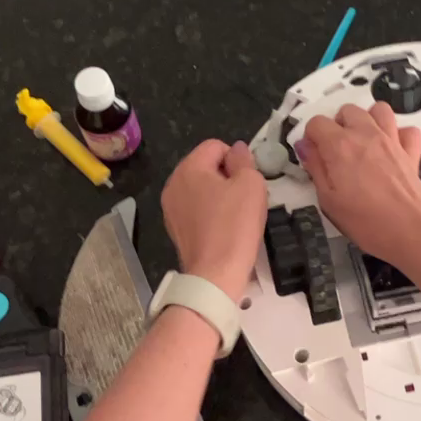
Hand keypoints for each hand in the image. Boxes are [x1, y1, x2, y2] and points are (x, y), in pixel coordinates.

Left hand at [162, 140, 268, 300]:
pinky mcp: (174, 228)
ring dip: (218, 194)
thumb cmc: (235, 226)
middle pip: (205, 166)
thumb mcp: (251, 184)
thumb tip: (237, 149)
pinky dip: (208, 212)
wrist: (215, 274)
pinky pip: (194, 208)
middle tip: (243, 198)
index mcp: (188, 168)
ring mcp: (170, 207)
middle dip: (226, 176)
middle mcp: (173, 183)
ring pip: (200, 188)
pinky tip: (221, 228)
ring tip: (234, 215)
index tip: (247, 181)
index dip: (236, 159)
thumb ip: (244, 160)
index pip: (215, 146)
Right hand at [299, 103, 420, 270]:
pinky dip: (398, 134)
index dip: (311, 138)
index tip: (313, 154)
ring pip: (378, 110)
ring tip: (361, 142)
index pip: (317, 123)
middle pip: (347, 111)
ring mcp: (391, 140)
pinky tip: (390, 149)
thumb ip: (316, 169)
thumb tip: (305, 148)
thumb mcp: (329, 201)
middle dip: (337, 124)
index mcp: (340, 146)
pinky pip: (407, 130)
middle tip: (334, 150)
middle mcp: (366, 135)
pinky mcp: (411, 152)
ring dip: (367, 120)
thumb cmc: (368, 222)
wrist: (412, 231)